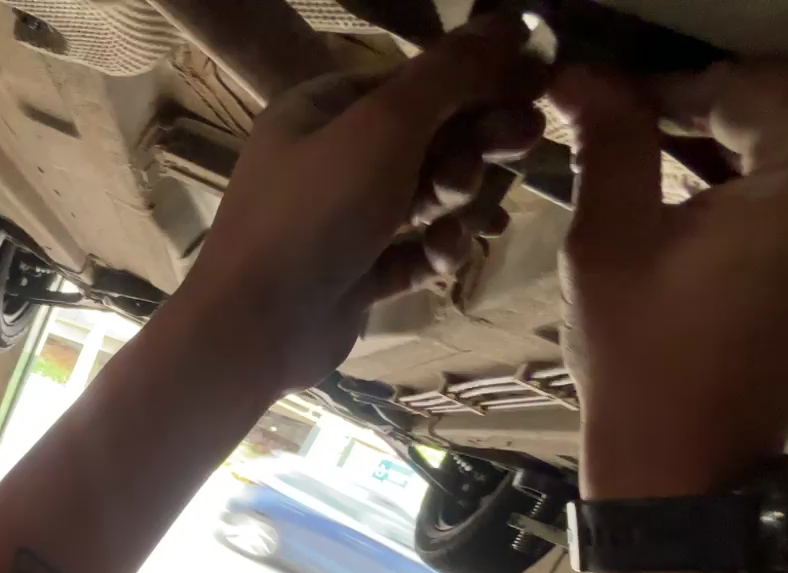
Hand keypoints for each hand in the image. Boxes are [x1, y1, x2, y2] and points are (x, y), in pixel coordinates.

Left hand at [172, 15, 544, 391]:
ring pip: (421, 199)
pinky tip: (446, 252)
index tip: (533, 83)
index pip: (411, 82)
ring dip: (455, 196)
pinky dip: (434, 250)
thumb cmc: (312, 215)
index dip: (474, 80)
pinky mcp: (351, 278)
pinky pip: (409, 254)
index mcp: (318, 113)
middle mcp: (325, 164)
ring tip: (459, 204)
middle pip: (423, 139)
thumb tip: (510, 22)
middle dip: (474, 139)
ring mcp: (338, 226)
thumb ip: (449, 74)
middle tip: (522, 140)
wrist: (254, 328)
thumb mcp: (382, 126)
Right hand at [555, 63, 787, 498]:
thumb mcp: (607, 241)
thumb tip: (577, 75)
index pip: (743, 87)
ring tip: (687, 183)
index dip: (661, 96)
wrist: (688, 449)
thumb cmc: (637, 348)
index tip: (604, 103)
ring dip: (761, 153)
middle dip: (717, 125)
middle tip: (644, 144)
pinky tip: (741, 219)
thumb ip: (611, 143)